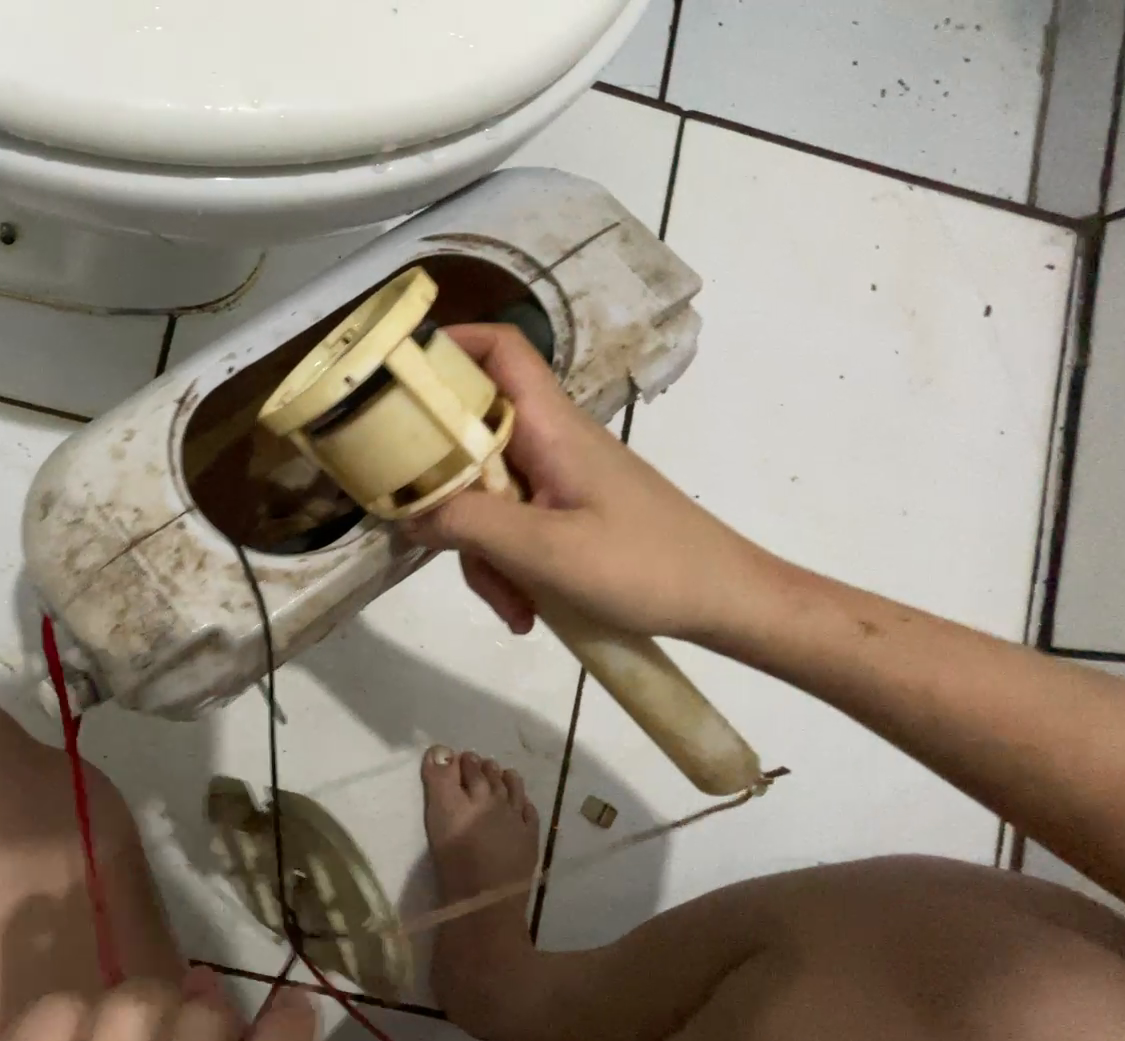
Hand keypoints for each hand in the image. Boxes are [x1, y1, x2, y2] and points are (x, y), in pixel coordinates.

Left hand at [0, 968, 316, 1040]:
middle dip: (210, 1016)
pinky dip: (62, 1019)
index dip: (291, 1035)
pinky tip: (73, 1029)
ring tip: (143, 1022)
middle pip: (201, 1023)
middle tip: (207, 1016)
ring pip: (130, 1005)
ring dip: (144, 1011)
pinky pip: (45, 1019)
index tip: (298, 1003)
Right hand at [402, 323, 777, 642]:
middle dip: (445, 495)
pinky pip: (510, 528)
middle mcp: (548, 443)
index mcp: (551, 429)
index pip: (500, 351)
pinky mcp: (564, 514)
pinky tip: (525, 609)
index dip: (447, 346)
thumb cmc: (646, 567)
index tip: (395, 377)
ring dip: (480, 551)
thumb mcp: (544, 551)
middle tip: (431, 536)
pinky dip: (507, 566)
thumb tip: (406, 514)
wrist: (729, 603)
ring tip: (510, 605)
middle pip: (470, 441)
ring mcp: (556, 481)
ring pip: (485, 496)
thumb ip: (467, 525)